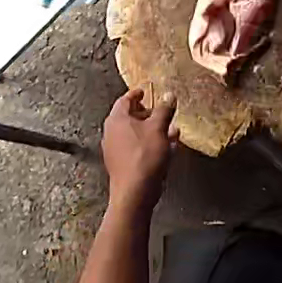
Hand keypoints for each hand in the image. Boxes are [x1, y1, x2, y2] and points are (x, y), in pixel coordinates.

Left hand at [103, 87, 177, 210]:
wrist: (135, 191)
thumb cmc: (145, 156)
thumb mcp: (159, 128)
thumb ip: (164, 110)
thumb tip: (169, 95)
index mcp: (117, 120)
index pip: (124, 100)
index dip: (136, 94)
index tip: (145, 91)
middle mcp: (112, 133)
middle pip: (129, 117)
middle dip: (148, 113)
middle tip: (161, 111)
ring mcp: (115, 149)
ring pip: (135, 133)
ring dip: (152, 129)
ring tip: (169, 130)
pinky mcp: (122, 163)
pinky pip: (137, 146)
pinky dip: (150, 143)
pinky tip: (166, 148)